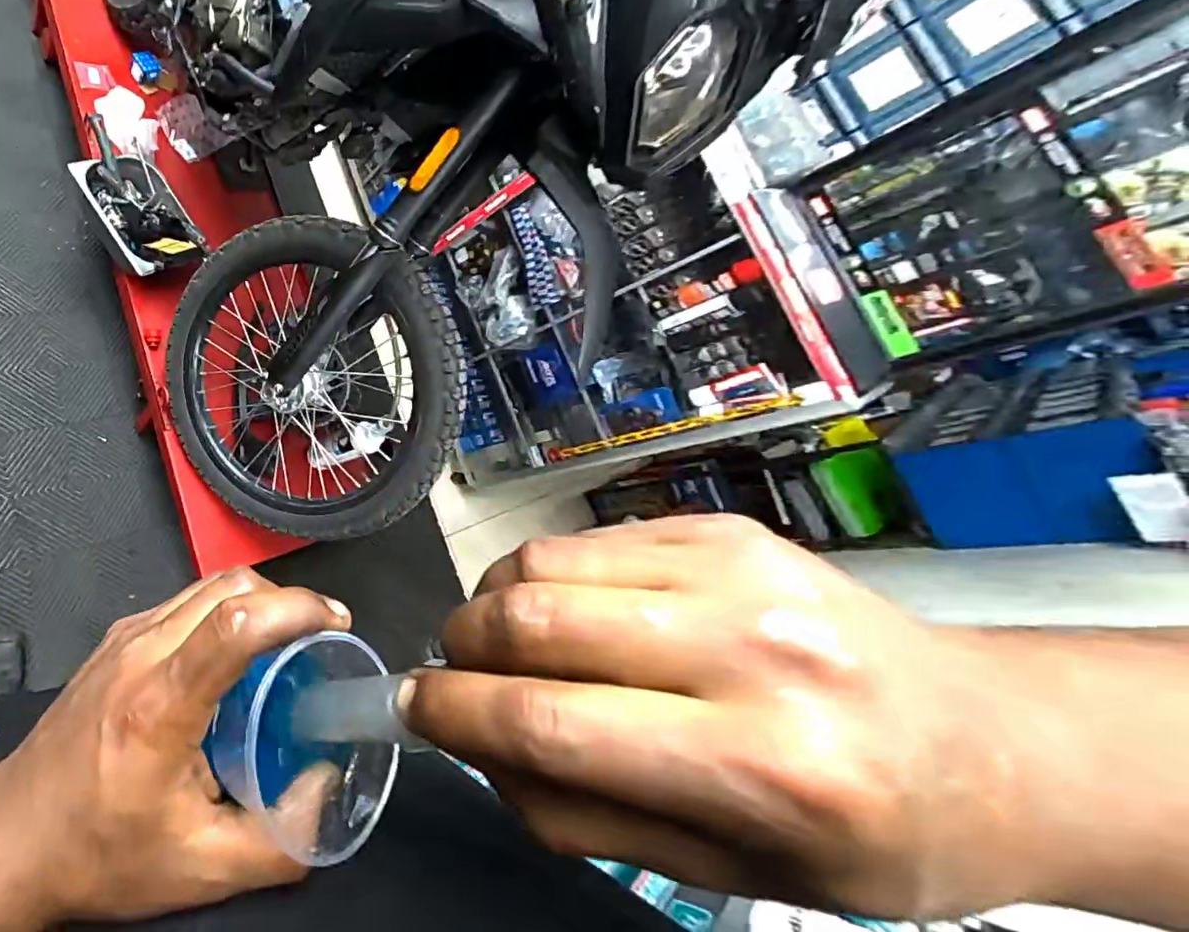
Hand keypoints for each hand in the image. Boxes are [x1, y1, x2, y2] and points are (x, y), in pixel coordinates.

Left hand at [0, 568, 350, 923]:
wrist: (10, 838)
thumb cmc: (97, 851)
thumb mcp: (199, 868)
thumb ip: (282, 838)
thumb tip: (327, 788)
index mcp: (160, 702)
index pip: (236, 623)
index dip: (296, 608)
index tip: (334, 622)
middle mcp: (139, 651)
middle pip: (228, 587)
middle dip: (285, 598)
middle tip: (318, 634)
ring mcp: (123, 638)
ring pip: (205, 586)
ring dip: (255, 600)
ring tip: (284, 641)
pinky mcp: (115, 640)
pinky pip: (182, 603)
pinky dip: (223, 610)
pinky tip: (233, 654)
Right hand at [401, 515, 1037, 917]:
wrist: (985, 741)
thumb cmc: (857, 832)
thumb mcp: (721, 872)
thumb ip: (572, 811)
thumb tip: (471, 741)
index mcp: (766, 768)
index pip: (549, 723)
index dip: (454, 712)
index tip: (413, 706)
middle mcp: (753, 649)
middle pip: (531, 621)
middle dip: (460, 645)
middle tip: (457, 669)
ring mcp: (734, 568)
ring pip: (539, 563)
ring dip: (491, 602)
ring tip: (506, 636)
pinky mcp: (715, 525)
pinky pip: (576, 539)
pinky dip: (537, 576)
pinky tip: (563, 608)